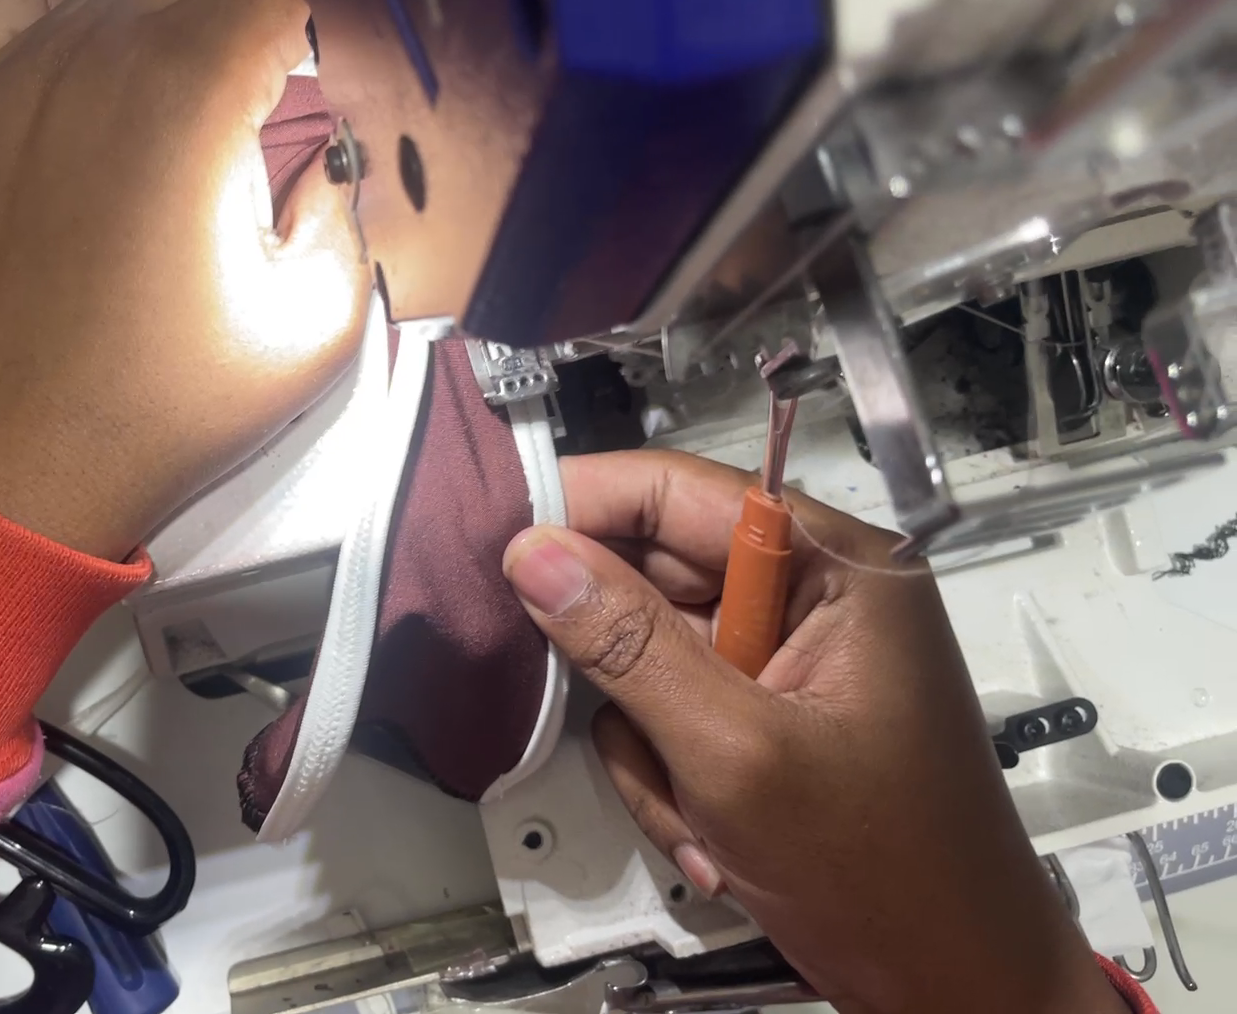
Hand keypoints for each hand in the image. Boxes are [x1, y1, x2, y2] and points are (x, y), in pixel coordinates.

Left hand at [0, 0, 366, 560]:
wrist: (23, 464)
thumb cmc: (170, 407)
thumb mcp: (313, 327)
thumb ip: (346, 213)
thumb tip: (322, 159)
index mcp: (188, 92)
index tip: (370, 33)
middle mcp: (96, 48)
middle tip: (314, 54)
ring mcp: (17, 70)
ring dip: (191, 10)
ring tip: (215, 88)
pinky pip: (26, 6)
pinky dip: (82, 19)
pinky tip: (101, 81)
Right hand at [502, 451, 1123, 1013]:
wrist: (951, 994)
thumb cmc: (877, 873)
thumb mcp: (734, 751)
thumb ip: (626, 642)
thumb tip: (529, 552)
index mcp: (826, 565)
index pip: (671, 490)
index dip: (580, 504)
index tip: (502, 547)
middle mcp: (793, 589)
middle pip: (645, 565)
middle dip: (611, 648)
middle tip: (593, 700)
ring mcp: (764, 648)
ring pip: (633, 639)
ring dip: (636, 724)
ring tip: (685, 798)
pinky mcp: (740, 698)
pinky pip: (649, 692)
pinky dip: (652, 756)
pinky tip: (698, 818)